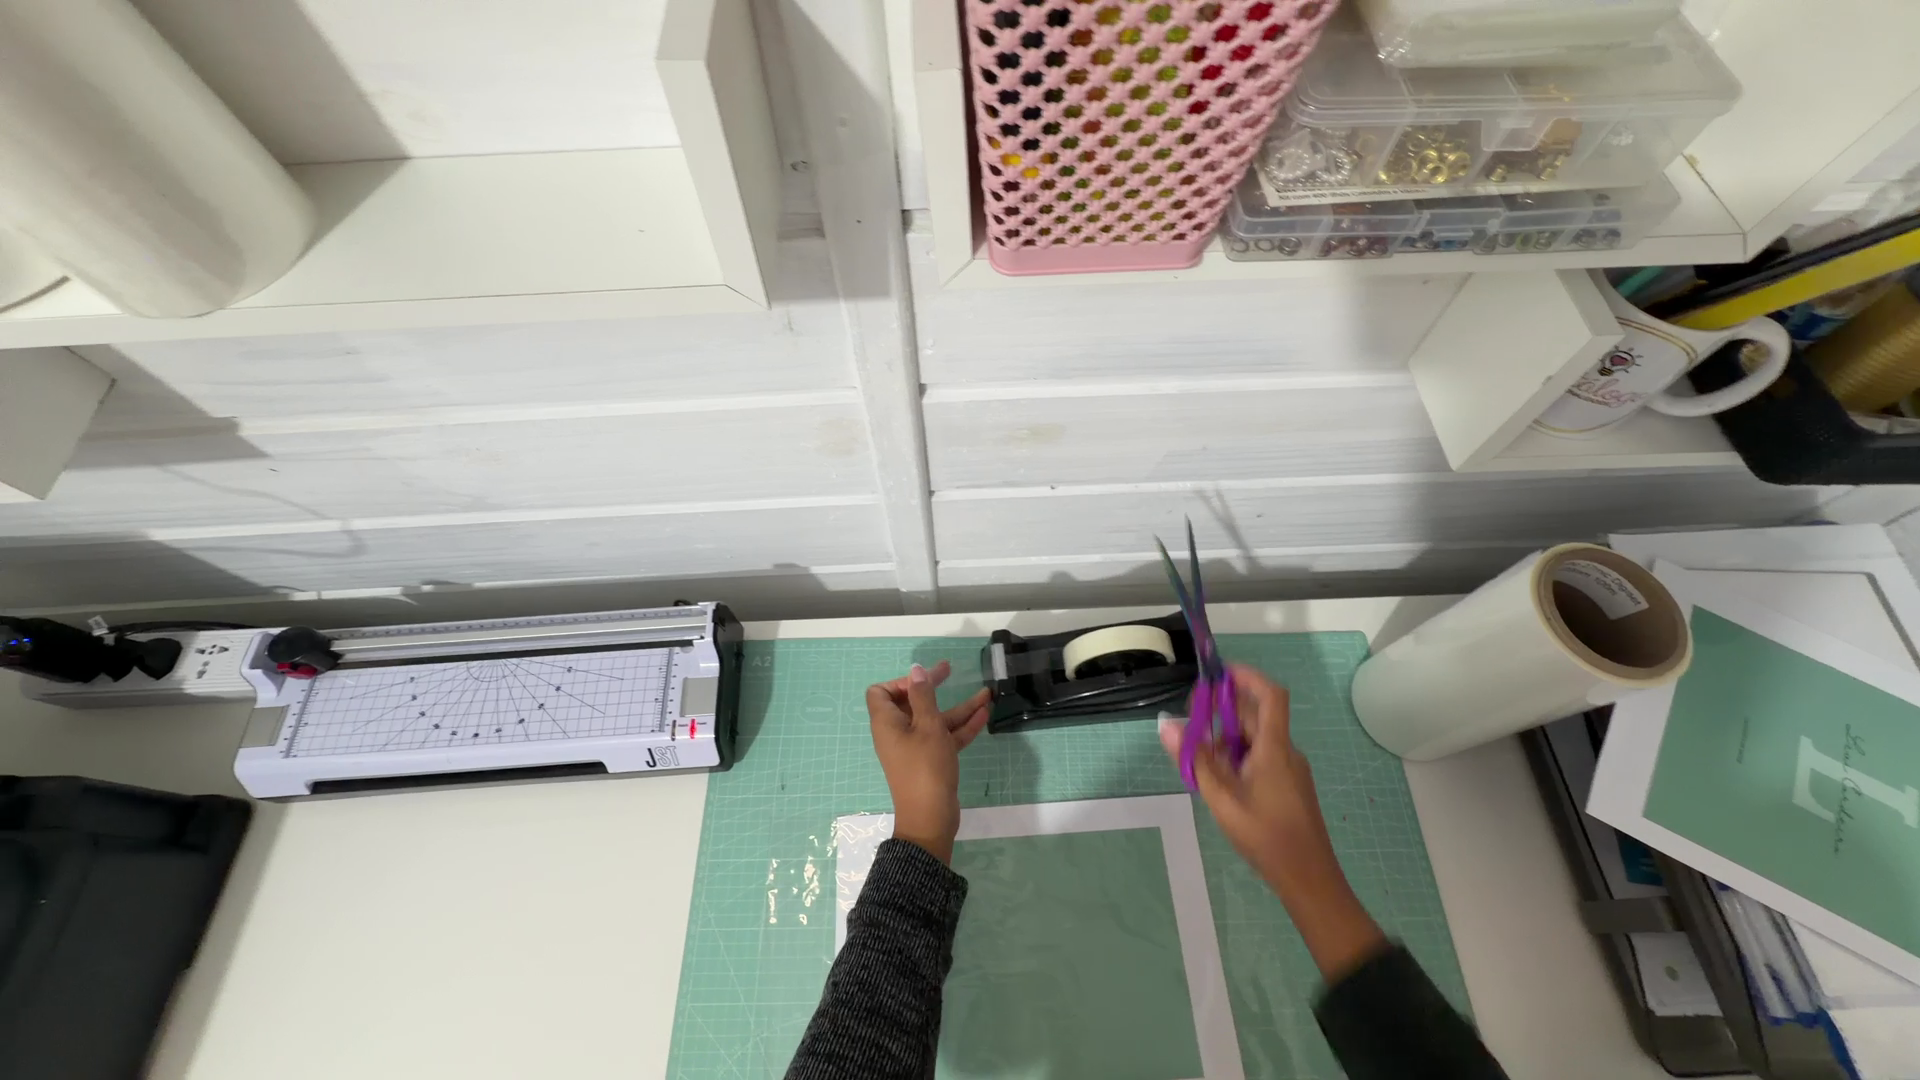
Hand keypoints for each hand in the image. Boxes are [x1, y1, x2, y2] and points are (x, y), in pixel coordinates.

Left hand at [867, 661, 991, 863]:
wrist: (930, 818)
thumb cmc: (925, 767)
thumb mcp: (928, 727)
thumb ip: (924, 696)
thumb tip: (915, 670)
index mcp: (887, 723)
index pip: (881, 692)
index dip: (899, 682)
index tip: (922, 682)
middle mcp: (898, 732)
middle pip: (912, 702)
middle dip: (934, 687)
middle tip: (951, 670)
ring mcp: (915, 747)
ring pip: (934, 720)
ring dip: (958, 708)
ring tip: (986, 695)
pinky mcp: (931, 760)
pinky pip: (944, 737)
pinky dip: (961, 727)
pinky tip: (984, 716)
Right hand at [1160, 663, 1385, 981]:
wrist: (1309, 879)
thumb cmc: (1266, 837)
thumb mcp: (1222, 798)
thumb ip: (1196, 760)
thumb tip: (1167, 725)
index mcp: (1275, 749)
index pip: (1270, 696)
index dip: (1247, 677)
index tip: (1218, 673)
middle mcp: (1286, 752)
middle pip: (1256, 718)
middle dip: (1223, 713)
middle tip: (1190, 720)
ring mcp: (1290, 770)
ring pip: (1255, 740)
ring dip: (1227, 739)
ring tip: (1198, 758)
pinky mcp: (1288, 787)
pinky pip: (1260, 758)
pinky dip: (1237, 758)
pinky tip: (1218, 780)